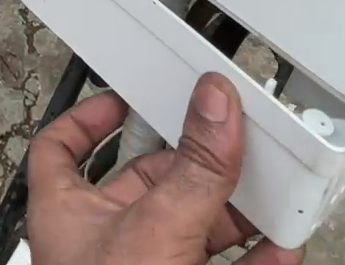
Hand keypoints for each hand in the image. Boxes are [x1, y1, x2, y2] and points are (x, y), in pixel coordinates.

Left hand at [24, 73, 302, 264]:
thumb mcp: (155, 232)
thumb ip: (191, 170)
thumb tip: (213, 106)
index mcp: (68, 215)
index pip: (61, 148)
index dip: (86, 118)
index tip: (120, 97)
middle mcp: (105, 247)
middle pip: (146, 185)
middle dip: (192, 163)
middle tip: (226, 138)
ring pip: (191, 229)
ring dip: (233, 211)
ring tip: (267, 187)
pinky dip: (258, 261)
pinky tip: (283, 248)